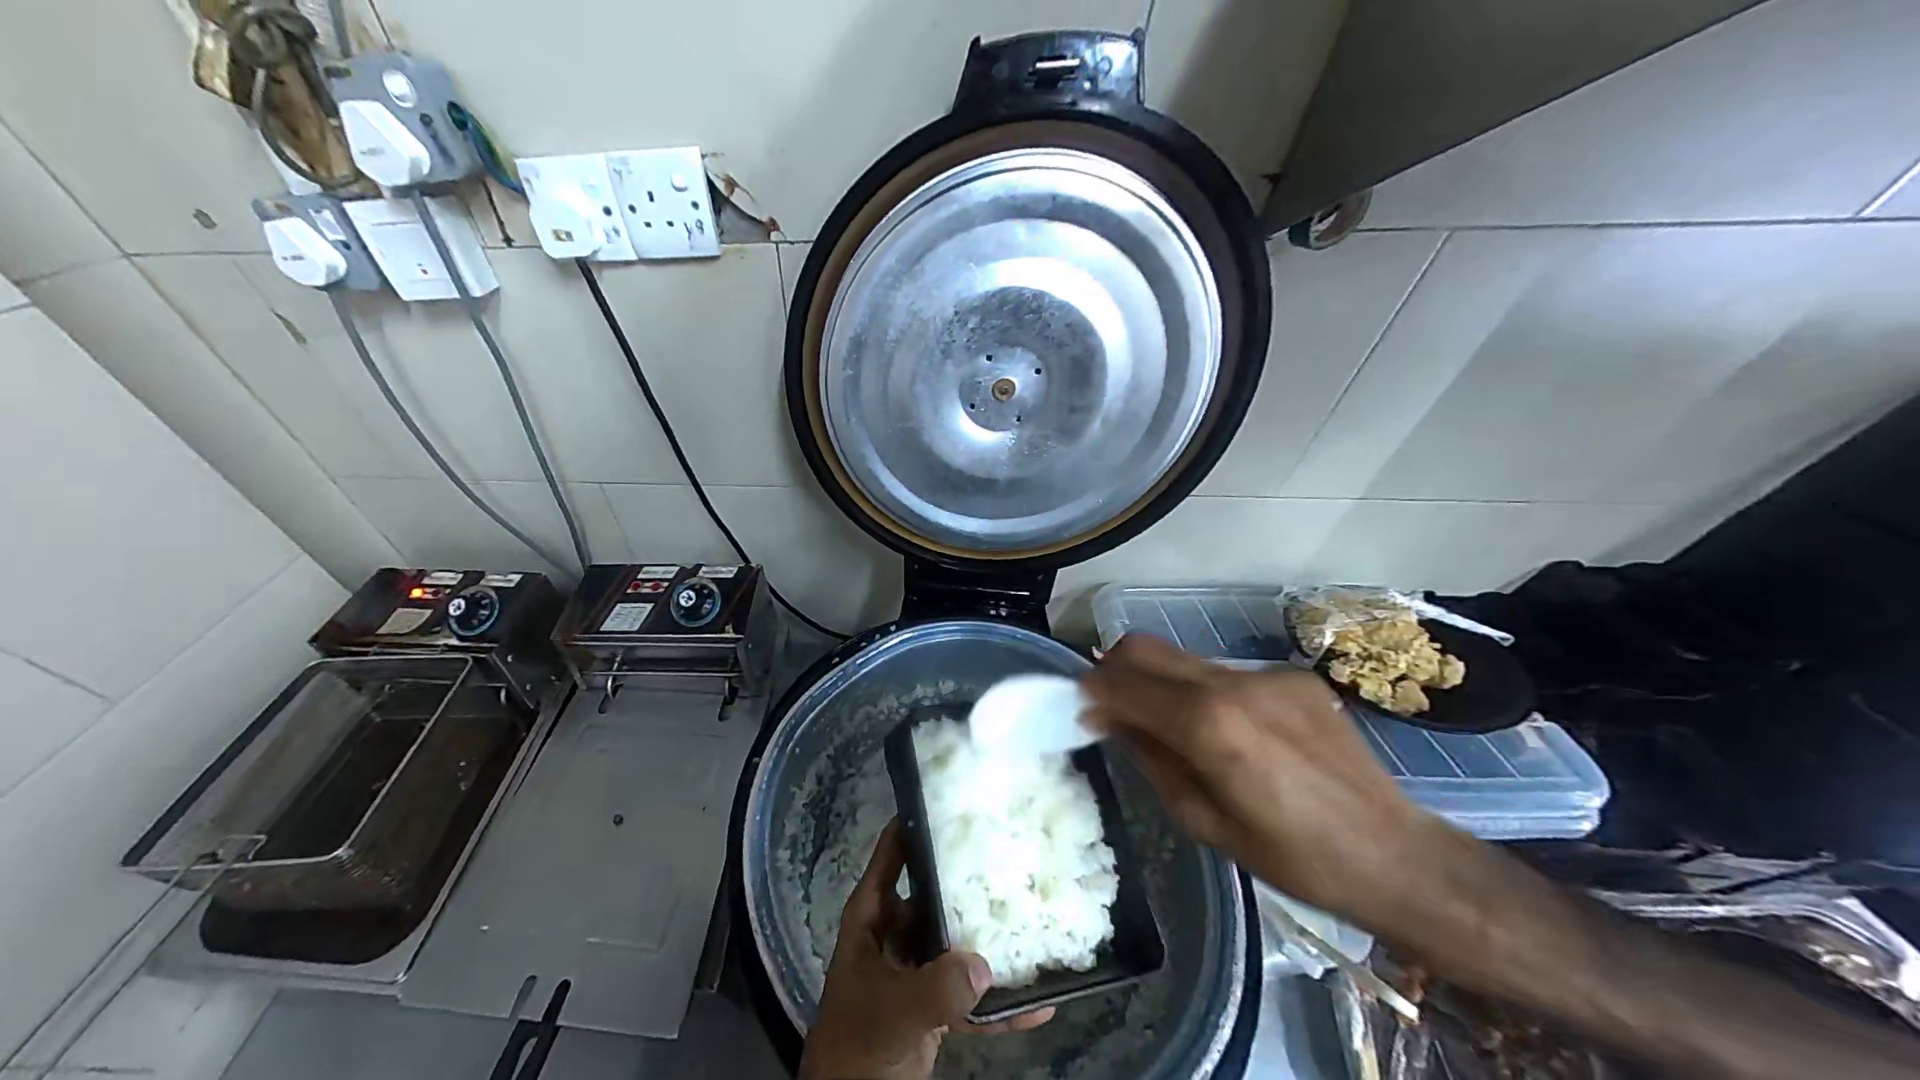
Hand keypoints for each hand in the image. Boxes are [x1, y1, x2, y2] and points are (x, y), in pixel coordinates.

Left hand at [800, 822, 1054, 1079]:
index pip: (894, 854)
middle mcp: (897, 934)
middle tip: (1014, 851)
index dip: (917, 823)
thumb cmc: (856, 1046)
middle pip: (935, 891)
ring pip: (958, 938)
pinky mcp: (935, 1006)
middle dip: (970, 876)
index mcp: (874, 918)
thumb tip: (984, 964)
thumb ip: (933, 989)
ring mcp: (917, 970)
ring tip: (1035, 913)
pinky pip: (972, 994)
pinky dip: (1001, 1001)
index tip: (955, 796)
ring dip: (991, 934)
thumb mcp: (891, 1012)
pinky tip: (1039, 1001)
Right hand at [1082, 634, 1432, 932]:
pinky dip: (1207, 692)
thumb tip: (1111, 721)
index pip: (1125, 683)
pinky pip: (1228, 674)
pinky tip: (1230, 732)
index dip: (1092, 690)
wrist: (1394, 854)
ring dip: (1162, 682)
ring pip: (1186, 660)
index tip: (1079, 706)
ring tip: (1170, 725)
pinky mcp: (1295, 677)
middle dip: (1116, 668)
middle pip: (1148, 648)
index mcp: (1208, 724)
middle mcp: (1234, 683)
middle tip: (1108, 703)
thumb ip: (1150, 758)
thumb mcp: (1203, 821)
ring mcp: (1268, 675)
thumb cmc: (1291, 857)